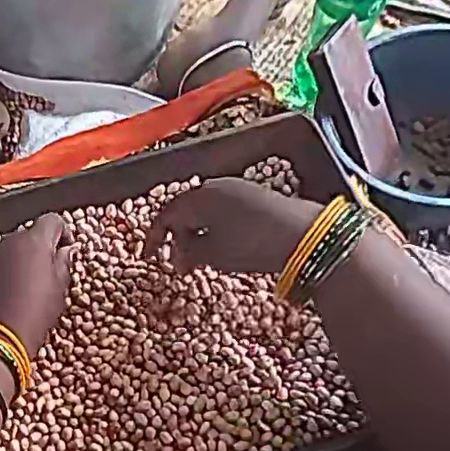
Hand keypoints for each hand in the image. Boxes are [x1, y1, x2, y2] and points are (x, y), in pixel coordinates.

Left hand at [0, 214, 73, 356]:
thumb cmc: (35, 314)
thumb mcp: (60, 289)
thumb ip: (64, 262)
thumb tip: (66, 250)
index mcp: (35, 241)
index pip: (53, 221)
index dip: (64, 233)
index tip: (67, 251)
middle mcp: (10, 241)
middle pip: (30, 236)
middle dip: (40, 251)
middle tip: (48, 275)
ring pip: (11, 251)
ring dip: (21, 262)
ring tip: (27, 289)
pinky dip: (3, 274)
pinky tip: (9, 295)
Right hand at [143, 177, 324, 275]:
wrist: (300, 234)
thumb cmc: (249, 245)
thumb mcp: (211, 255)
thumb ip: (187, 253)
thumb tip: (178, 255)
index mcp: (198, 198)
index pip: (165, 215)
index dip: (154, 238)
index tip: (148, 258)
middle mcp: (214, 187)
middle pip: (184, 210)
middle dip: (176, 237)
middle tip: (176, 263)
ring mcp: (236, 189)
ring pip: (203, 211)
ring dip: (195, 233)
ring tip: (197, 259)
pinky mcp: (254, 197)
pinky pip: (221, 211)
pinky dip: (212, 228)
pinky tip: (219, 247)